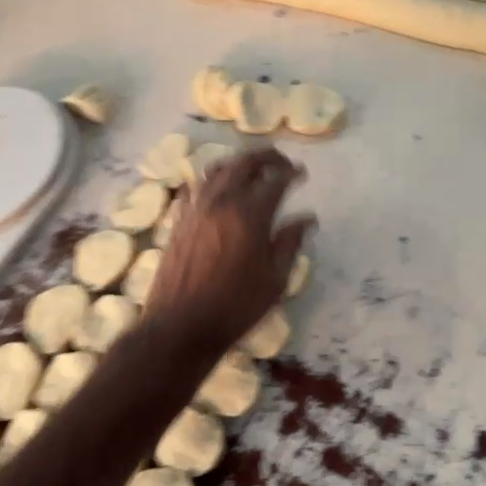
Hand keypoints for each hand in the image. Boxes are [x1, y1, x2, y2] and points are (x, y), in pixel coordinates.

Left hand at [146, 148, 314, 350]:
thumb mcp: (274, 281)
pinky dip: (211, 180)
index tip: (302, 174)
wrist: (179, 328)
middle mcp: (222, 201)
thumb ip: (290, 243)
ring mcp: (196, 208)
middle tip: (281, 163)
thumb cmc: (234, 308)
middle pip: (245, 162)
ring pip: (218, 169)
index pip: (275, 179)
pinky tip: (218, 190)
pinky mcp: (179, 220)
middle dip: (267, 157)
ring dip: (238, 164)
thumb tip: (306, 219)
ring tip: (251, 171)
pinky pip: (195, 187)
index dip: (292, 173)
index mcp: (250, 214)